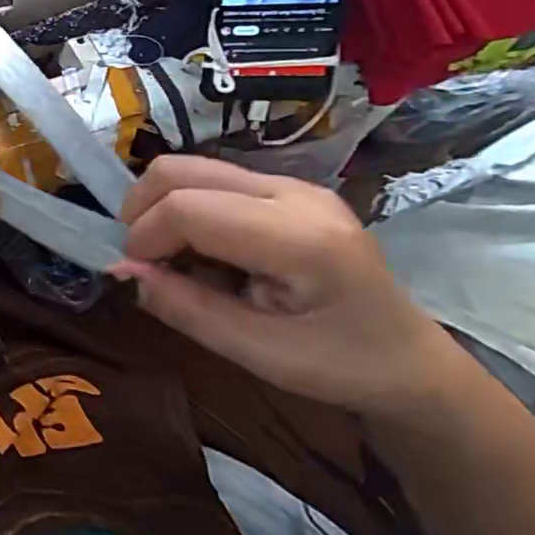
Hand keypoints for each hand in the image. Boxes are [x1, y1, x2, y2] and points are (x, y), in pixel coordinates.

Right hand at [114, 156, 467, 421]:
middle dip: (141, 211)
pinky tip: (201, 250)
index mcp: (300, 238)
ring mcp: (292, 184)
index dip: (144, 237)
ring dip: (160, 208)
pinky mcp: (285, 187)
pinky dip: (183, 208)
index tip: (138, 274)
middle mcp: (295, 194)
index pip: (187, 207)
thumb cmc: (342, 365)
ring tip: (172, 257)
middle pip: (180, 171)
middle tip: (143, 259)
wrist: (411, 361)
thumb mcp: (260, 353)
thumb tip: (122, 270)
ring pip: (189, 168)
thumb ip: (186, 308)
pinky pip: (209, 179)